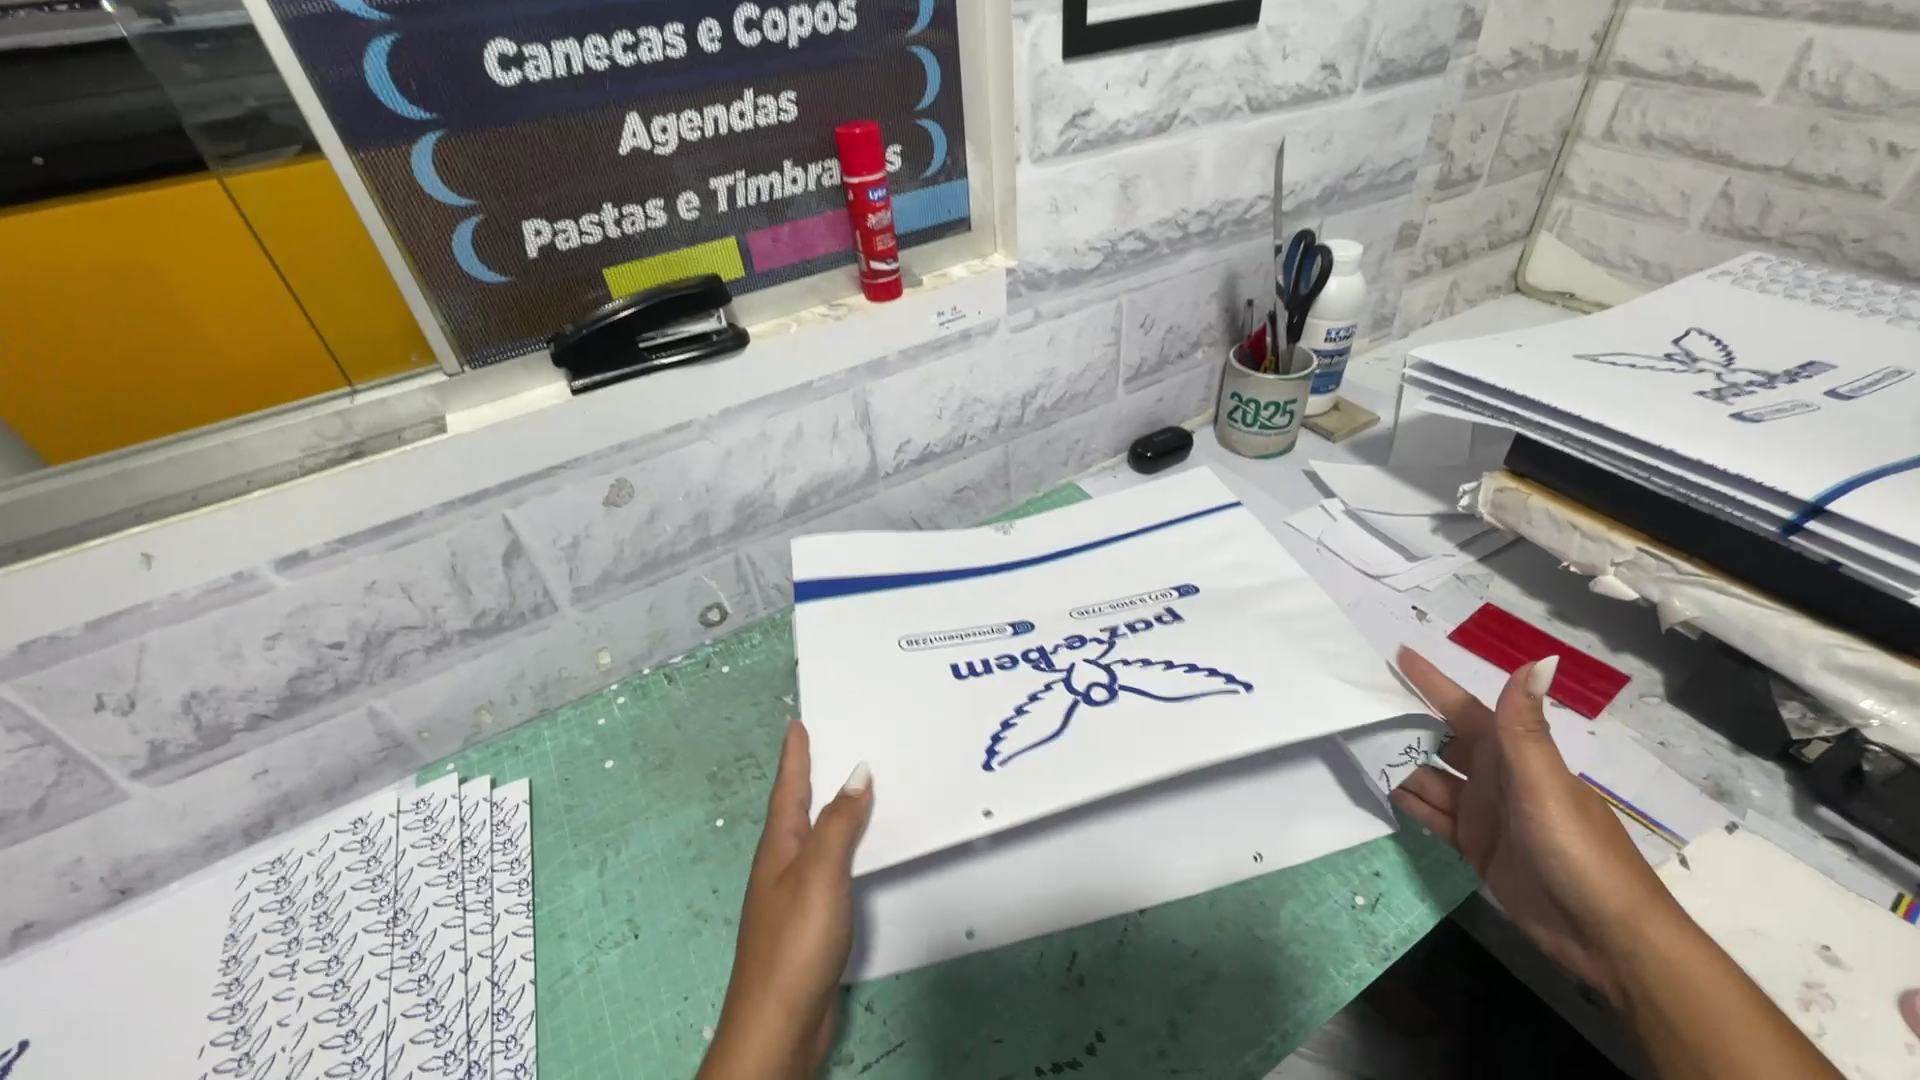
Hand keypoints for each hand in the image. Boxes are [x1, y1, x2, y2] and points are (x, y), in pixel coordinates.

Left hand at [698, 720, 872, 1078]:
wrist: (780, 1023)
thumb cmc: (795, 940)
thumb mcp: (819, 872)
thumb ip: (839, 823)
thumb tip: (857, 772)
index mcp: (779, 848)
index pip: (788, 789)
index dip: (795, 756)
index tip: (797, 723)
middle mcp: (782, 866)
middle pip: (799, 810)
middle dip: (811, 777)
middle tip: (832, 744)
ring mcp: (795, 896)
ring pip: (816, 838)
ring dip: (831, 810)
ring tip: (854, 787)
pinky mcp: (812, 921)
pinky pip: (831, 867)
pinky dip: (845, 846)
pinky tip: (861, 850)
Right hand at [1390, 647, 1683, 1003]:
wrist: (1605, 935)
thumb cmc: (1578, 850)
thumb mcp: (1545, 784)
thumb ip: (1525, 727)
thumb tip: (1536, 659)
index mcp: (1515, 757)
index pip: (1464, 708)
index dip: (1434, 682)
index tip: (1400, 654)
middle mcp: (1496, 778)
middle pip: (1441, 742)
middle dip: (1405, 723)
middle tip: (1357, 705)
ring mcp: (1484, 813)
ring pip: (1430, 778)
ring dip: (1399, 764)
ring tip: (1355, 744)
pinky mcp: (1476, 847)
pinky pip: (1433, 815)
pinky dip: (1408, 802)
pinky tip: (1380, 789)